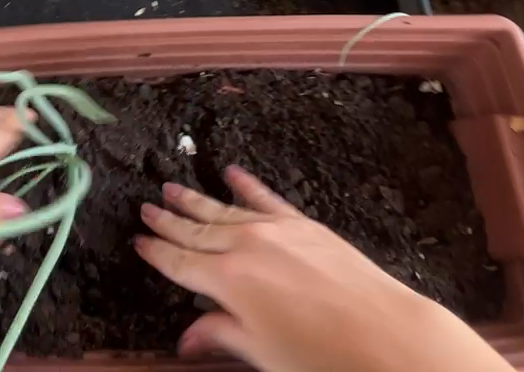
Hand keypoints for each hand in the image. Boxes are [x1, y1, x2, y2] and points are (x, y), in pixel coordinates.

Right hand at [136, 165, 513, 371]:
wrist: (386, 337)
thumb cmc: (322, 359)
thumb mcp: (264, 354)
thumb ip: (223, 335)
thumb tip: (186, 337)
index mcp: (228, 282)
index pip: (181, 264)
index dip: (157, 253)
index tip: (137, 241)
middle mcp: (244, 247)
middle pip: (196, 231)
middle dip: (169, 221)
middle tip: (146, 207)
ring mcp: (273, 229)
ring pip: (223, 210)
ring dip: (195, 200)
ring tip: (171, 188)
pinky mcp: (301, 222)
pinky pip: (264, 198)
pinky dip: (245, 185)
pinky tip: (231, 172)